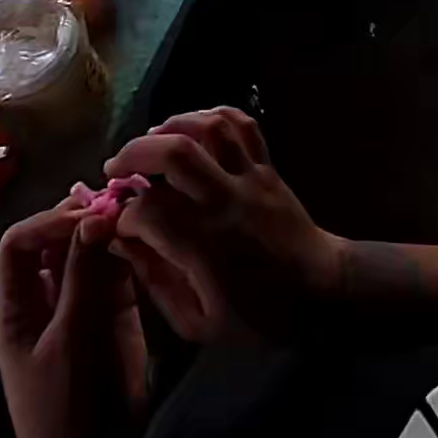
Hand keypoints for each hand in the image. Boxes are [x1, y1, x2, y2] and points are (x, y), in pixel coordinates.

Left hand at [0, 200, 145, 437]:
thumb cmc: (66, 404)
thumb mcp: (71, 338)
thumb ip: (82, 275)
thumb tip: (95, 216)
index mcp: (17, 304)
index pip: (18, 245)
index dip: (47, 223)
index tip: (85, 214)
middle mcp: (46, 294)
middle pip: (53, 240)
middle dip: (79, 217)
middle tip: (113, 203)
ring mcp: (80, 300)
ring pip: (88, 250)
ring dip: (107, 230)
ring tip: (132, 211)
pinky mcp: (112, 309)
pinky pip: (116, 269)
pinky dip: (128, 250)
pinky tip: (143, 237)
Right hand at [103, 108, 342, 342]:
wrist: (321, 291)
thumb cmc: (257, 315)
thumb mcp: (197, 321)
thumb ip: (154, 278)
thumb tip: (120, 239)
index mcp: (206, 244)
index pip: (150, 211)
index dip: (125, 213)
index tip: (121, 223)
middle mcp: (227, 200)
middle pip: (176, 153)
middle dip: (136, 152)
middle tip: (116, 167)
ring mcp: (251, 176)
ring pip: (211, 128)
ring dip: (173, 125)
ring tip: (152, 140)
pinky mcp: (267, 165)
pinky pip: (243, 125)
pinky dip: (213, 116)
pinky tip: (193, 127)